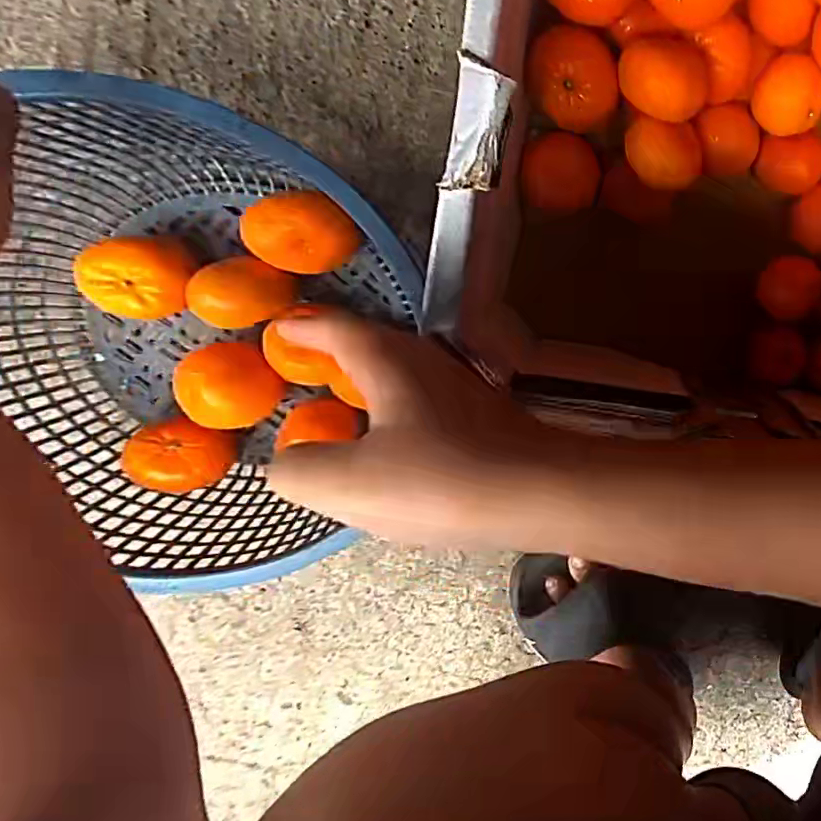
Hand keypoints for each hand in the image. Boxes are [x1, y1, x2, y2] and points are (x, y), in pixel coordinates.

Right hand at [265, 312, 558, 549]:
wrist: (539, 493)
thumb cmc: (440, 482)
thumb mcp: (346, 484)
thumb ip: (299, 469)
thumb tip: (290, 460)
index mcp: (393, 364)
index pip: (341, 330)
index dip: (307, 327)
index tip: (281, 326)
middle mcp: (433, 366)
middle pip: (379, 347)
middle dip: (342, 352)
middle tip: (309, 364)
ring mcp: (466, 391)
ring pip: (409, 376)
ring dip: (375, 384)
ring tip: (347, 407)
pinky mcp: (488, 420)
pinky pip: (431, 406)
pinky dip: (404, 414)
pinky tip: (401, 445)